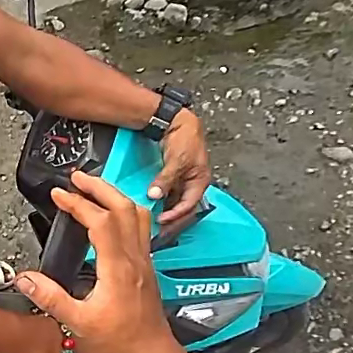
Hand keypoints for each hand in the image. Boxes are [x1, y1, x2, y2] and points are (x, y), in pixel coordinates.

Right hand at [15, 172, 180, 352]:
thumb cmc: (120, 342)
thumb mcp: (78, 323)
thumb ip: (51, 298)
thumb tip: (26, 279)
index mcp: (118, 269)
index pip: (101, 222)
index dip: (78, 204)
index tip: (59, 195)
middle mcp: (135, 259)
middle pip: (123, 207)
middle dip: (98, 187)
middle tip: (76, 178)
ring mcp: (144, 260)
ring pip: (136, 213)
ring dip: (114, 195)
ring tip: (93, 187)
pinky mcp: (146, 265)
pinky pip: (140, 226)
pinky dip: (124, 209)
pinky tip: (111, 212)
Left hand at [150, 109, 211, 223]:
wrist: (177, 121)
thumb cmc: (184, 138)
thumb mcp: (176, 160)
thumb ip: (166, 179)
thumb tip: (155, 196)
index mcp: (200, 181)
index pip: (189, 205)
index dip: (176, 215)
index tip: (161, 221)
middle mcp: (193, 184)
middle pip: (184, 208)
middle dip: (172, 220)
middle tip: (157, 230)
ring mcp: (183, 182)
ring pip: (175, 203)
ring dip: (166, 212)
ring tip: (153, 223)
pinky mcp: (174, 178)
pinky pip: (169, 195)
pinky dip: (161, 202)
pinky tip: (151, 208)